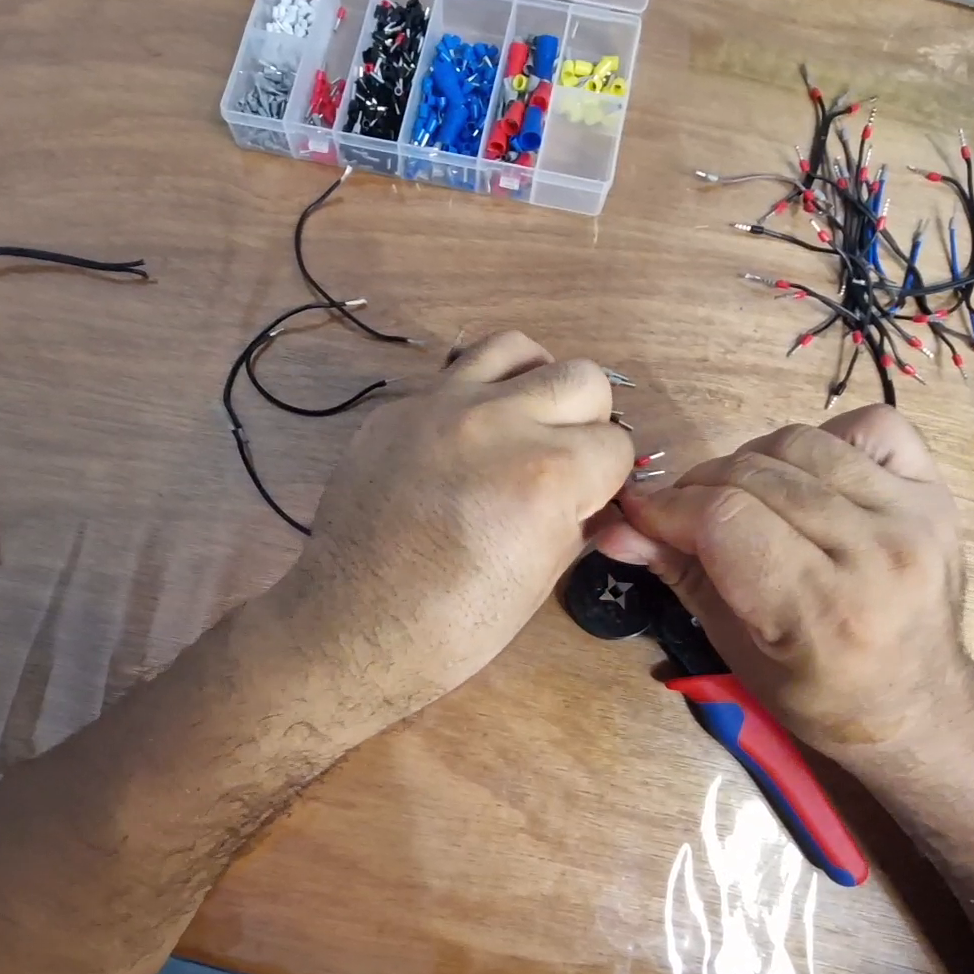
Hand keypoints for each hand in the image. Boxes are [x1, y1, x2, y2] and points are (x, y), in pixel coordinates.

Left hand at [266, 331, 634, 716]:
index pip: (616, 444)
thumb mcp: (542, 576)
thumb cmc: (457, 624)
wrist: (357, 624)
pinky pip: (456, 374)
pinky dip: (477, 398)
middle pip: (582, 378)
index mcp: (548, 473)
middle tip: (560, 460)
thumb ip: (578, 515)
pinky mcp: (398, 407)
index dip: (607, 477)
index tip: (586, 497)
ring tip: (520, 424)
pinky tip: (465, 437)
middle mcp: (500, 421)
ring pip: (519, 349)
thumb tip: (596, 489)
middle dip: (585, 422)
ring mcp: (441, 405)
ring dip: (534, 384)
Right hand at [593, 406, 973, 754]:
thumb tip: (612, 528)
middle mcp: (875, 553)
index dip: (668, 507)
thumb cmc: (813, 690)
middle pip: (754, 475)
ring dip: (751, 462)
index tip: (640, 513)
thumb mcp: (732, 644)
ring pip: (800, 443)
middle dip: (698, 487)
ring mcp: (915, 516)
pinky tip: (809, 478)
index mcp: (821, 609)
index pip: (724, 519)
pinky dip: (827, 440)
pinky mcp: (937, 493)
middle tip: (683, 514)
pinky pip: (869, 427)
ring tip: (742, 497)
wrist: (916, 704)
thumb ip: (677, 572)